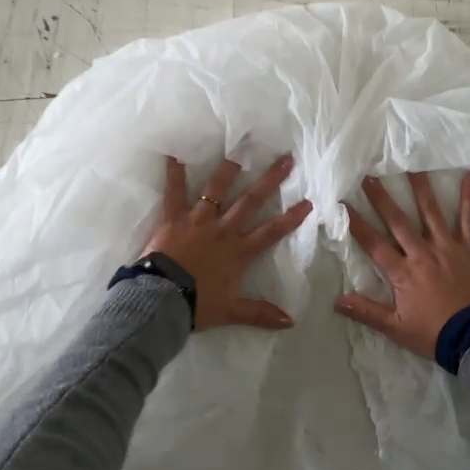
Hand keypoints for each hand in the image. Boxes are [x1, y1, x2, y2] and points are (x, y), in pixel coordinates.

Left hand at [139, 154, 312, 330]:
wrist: (161, 300)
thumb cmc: (196, 305)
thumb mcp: (231, 311)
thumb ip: (260, 313)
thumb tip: (290, 321)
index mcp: (238, 251)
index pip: (271, 231)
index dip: (291, 217)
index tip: (308, 201)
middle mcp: (222, 229)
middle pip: (251, 201)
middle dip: (270, 180)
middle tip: (286, 159)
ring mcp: (198, 219)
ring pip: (217, 188)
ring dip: (229, 168)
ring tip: (240, 147)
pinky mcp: (174, 217)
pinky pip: (174, 191)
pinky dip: (174, 172)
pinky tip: (174, 153)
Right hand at [334, 170, 469, 357]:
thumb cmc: (434, 334)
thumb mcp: (396, 328)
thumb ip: (366, 312)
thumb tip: (337, 301)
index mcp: (403, 272)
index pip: (374, 243)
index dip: (357, 223)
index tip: (343, 203)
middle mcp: (423, 253)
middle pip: (398, 221)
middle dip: (382, 198)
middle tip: (370, 175)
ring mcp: (447, 247)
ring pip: (431, 212)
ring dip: (421, 187)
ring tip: (413, 164)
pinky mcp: (469, 248)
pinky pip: (468, 220)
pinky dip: (469, 198)